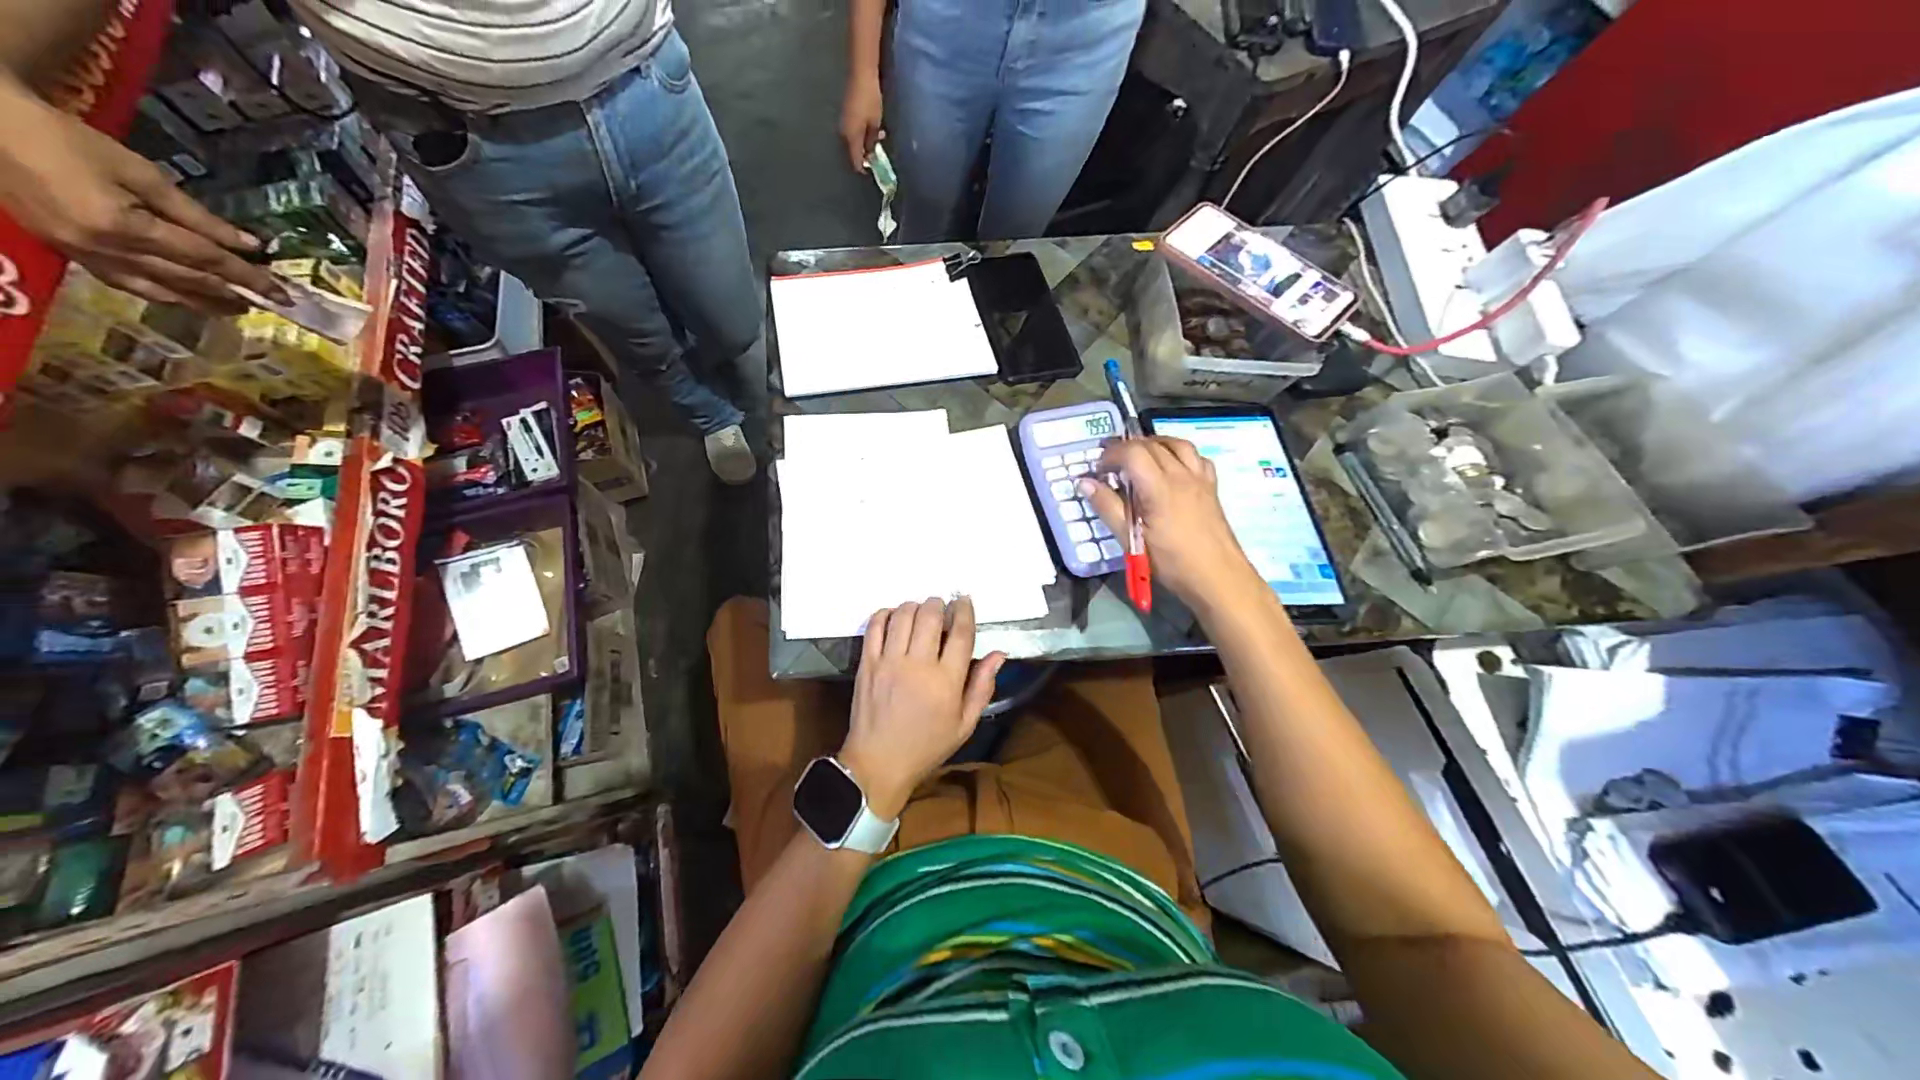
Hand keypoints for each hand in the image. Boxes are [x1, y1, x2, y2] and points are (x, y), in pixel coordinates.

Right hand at [0, 79, 286, 314]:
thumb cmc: (66, 140)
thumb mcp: (142, 174)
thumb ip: (198, 216)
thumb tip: (251, 246)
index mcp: (124, 228)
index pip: (204, 260)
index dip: (247, 277)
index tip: (282, 292)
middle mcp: (105, 250)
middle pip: (186, 280)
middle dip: (232, 293)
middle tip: (269, 304)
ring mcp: (83, 255)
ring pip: (158, 291)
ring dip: (202, 302)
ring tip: (238, 307)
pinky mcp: (69, 253)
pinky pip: (127, 284)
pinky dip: (164, 294)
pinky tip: (188, 298)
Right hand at [838, 73, 884, 172]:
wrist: (861, 74)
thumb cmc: (870, 99)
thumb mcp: (875, 122)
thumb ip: (872, 141)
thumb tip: (870, 153)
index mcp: (851, 137)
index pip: (855, 161)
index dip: (864, 168)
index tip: (874, 170)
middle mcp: (844, 133)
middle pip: (853, 152)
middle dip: (866, 154)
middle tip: (879, 150)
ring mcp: (843, 123)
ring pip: (854, 141)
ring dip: (865, 143)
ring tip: (879, 136)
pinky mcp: (845, 115)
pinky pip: (853, 131)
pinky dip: (862, 134)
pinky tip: (871, 128)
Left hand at [839, 596, 1005, 818]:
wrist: (879, 763)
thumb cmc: (926, 746)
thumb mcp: (964, 724)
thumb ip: (982, 687)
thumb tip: (998, 654)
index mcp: (947, 682)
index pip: (961, 633)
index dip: (965, 611)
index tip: (965, 601)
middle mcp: (918, 666)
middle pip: (931, 615)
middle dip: (939, 604)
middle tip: (941, 606)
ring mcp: (889, 662)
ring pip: (903, 615)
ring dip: (914, 606)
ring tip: (920, 612)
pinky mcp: (867, 663)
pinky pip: (875, 626)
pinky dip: (886, 614)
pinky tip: (894, 618)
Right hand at [1082, 437, 1265, 615]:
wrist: (1218, 578)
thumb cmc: (1172, 563)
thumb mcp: (1132, 540)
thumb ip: (1108, 507)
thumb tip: (1085, 483)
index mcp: (1159, 487)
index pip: (1132, 453)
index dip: (1112, 454)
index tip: (1099, 470)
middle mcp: (1181, 475)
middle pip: (1152, 445)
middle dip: (1127, 448)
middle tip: (1111, 464)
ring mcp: (1200, 479)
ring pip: (1177, 444)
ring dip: (1154, 444)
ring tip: (1140, 457)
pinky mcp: (1211, 487)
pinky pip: (1197, 457)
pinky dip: (1179, 454)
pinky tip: (1172, 467)